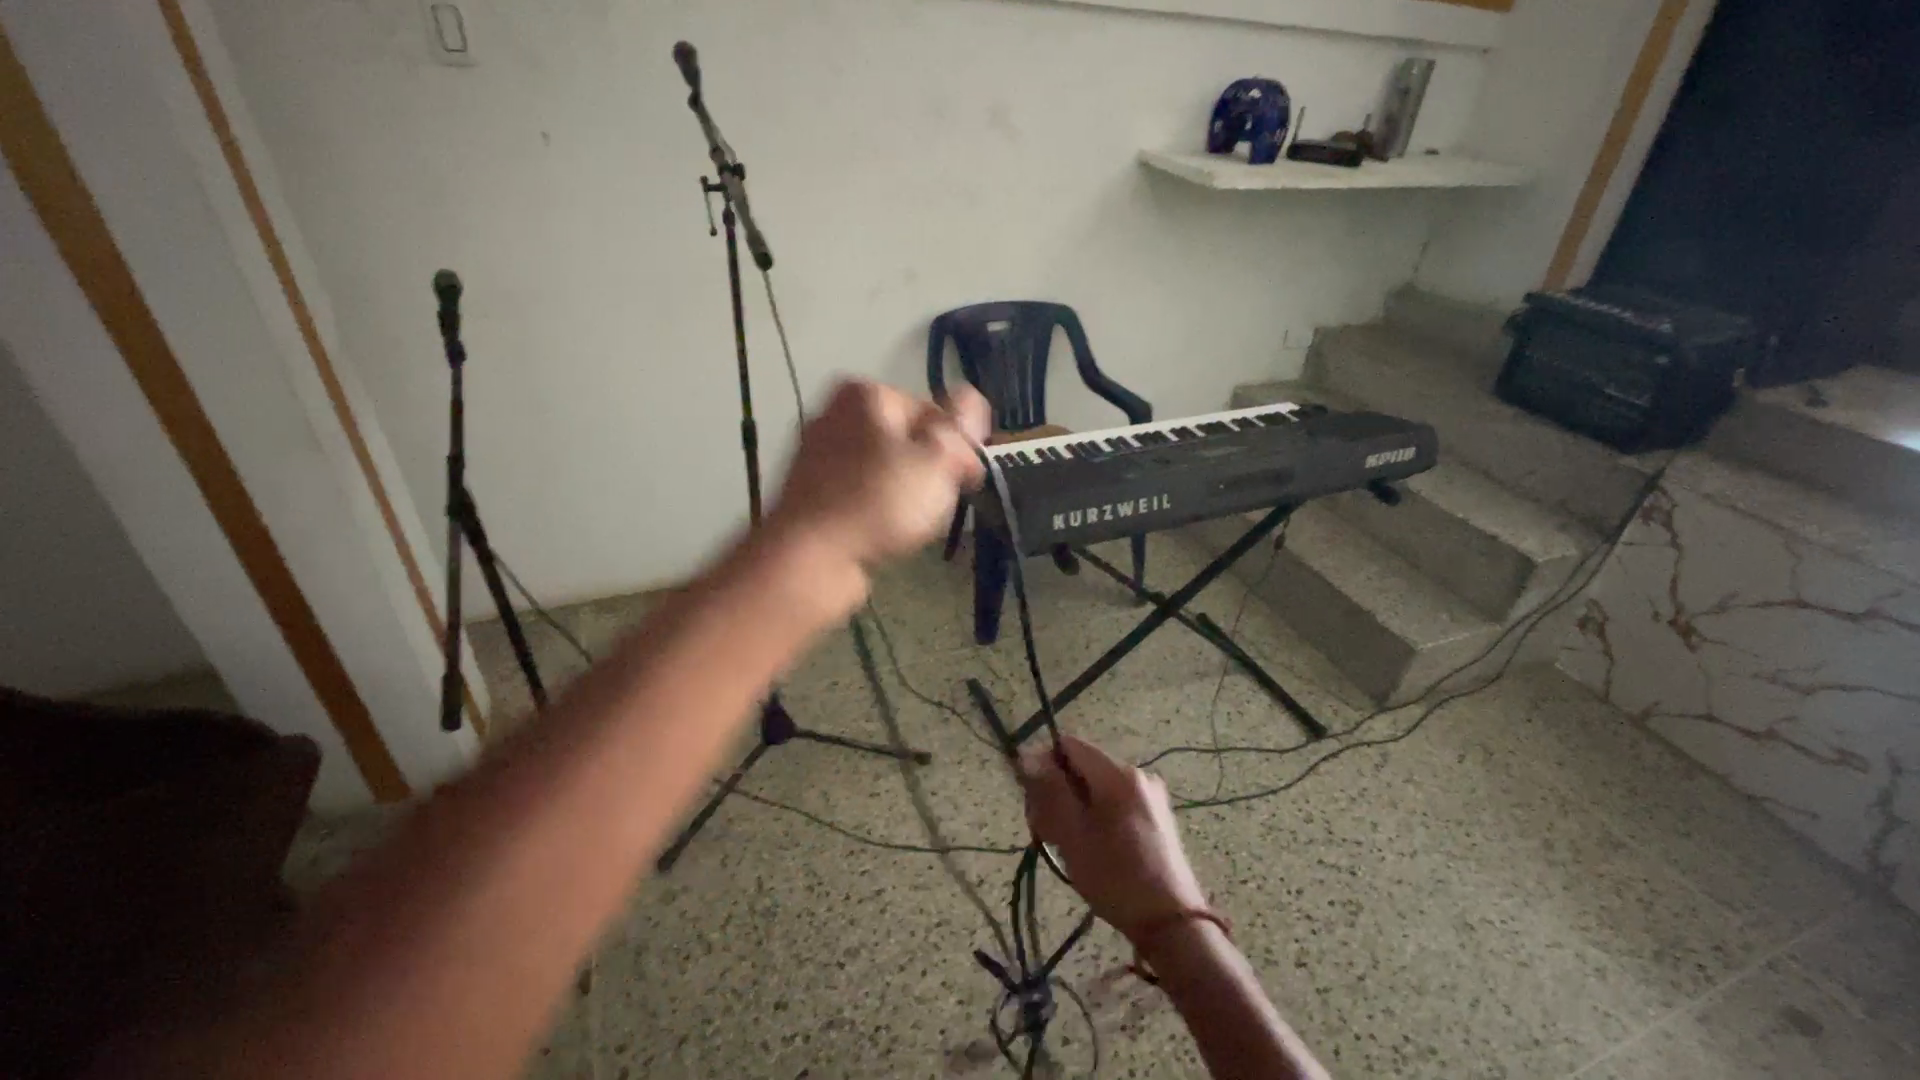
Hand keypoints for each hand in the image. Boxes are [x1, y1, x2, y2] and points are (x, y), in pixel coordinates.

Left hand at [766, 378, 989, 572]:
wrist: (810, 558)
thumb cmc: (878, 501)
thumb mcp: (936, 459)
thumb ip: (959, 427)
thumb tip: (972, 400)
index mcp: (864, 393)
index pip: (932, 410)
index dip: (958, 445)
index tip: (969, 478)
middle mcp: (836, 415)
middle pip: (907, 439)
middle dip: (930, 469)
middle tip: (941, 502)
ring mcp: (819, 456)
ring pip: (885, 469)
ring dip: (906, 493)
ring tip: (912, 522)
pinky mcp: (812, 494)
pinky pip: (862, 495)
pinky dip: (877, 511)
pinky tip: (884, 533)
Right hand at [1019, 736, 1208, 941]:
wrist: (1172, 923)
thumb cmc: (1115, 877)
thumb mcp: (1072, 834)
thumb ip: (1049, 791)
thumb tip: (1026, 756)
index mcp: (1118, 773)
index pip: (1068, 745)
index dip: (1043, 765)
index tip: (1033, 801)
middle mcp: (1137, 774)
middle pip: (1081, 766)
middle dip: (1056, 792)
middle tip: (1046, 832)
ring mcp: (1149, 797)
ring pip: (1095, 788)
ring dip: (1073, 809)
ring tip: (1066, 846)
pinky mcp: (1155, 818)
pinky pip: (1113, 803)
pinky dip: (1093, 818)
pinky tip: (1090, 849)